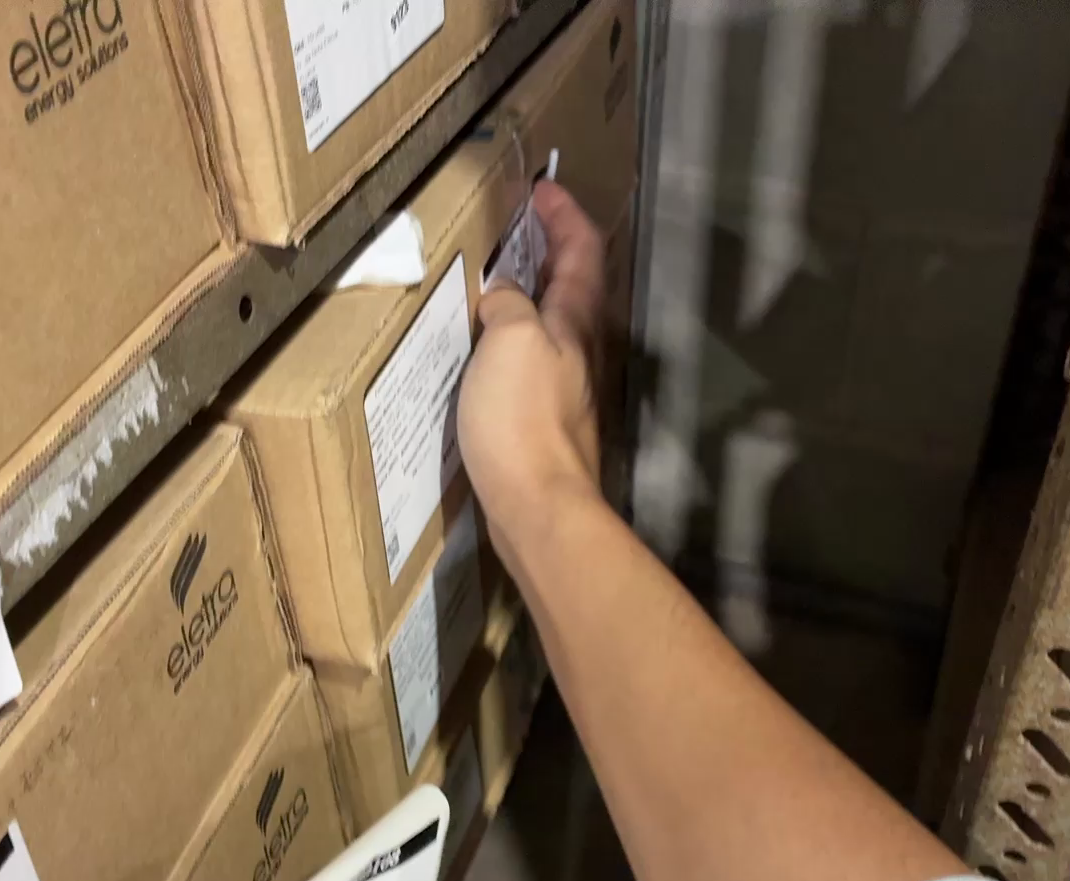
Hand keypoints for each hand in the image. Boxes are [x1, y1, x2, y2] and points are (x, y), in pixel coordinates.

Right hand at [459, 180, 606, 552]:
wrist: (536, 503)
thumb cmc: (523, 418)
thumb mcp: (511, 340)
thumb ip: (510, 305)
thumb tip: (504, 297)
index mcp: (575, 321)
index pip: (582, 251)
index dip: (565, 215)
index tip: (543, 189)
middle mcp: (581, 351)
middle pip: (575, 288)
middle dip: (553, 252)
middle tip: (521, 232)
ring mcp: (568, 389)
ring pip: (555, 327)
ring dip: (534, 298)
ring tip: (497, 286)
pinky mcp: (548, 422)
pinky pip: (534, 364)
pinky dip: (515, 342)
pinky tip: (487, 354)